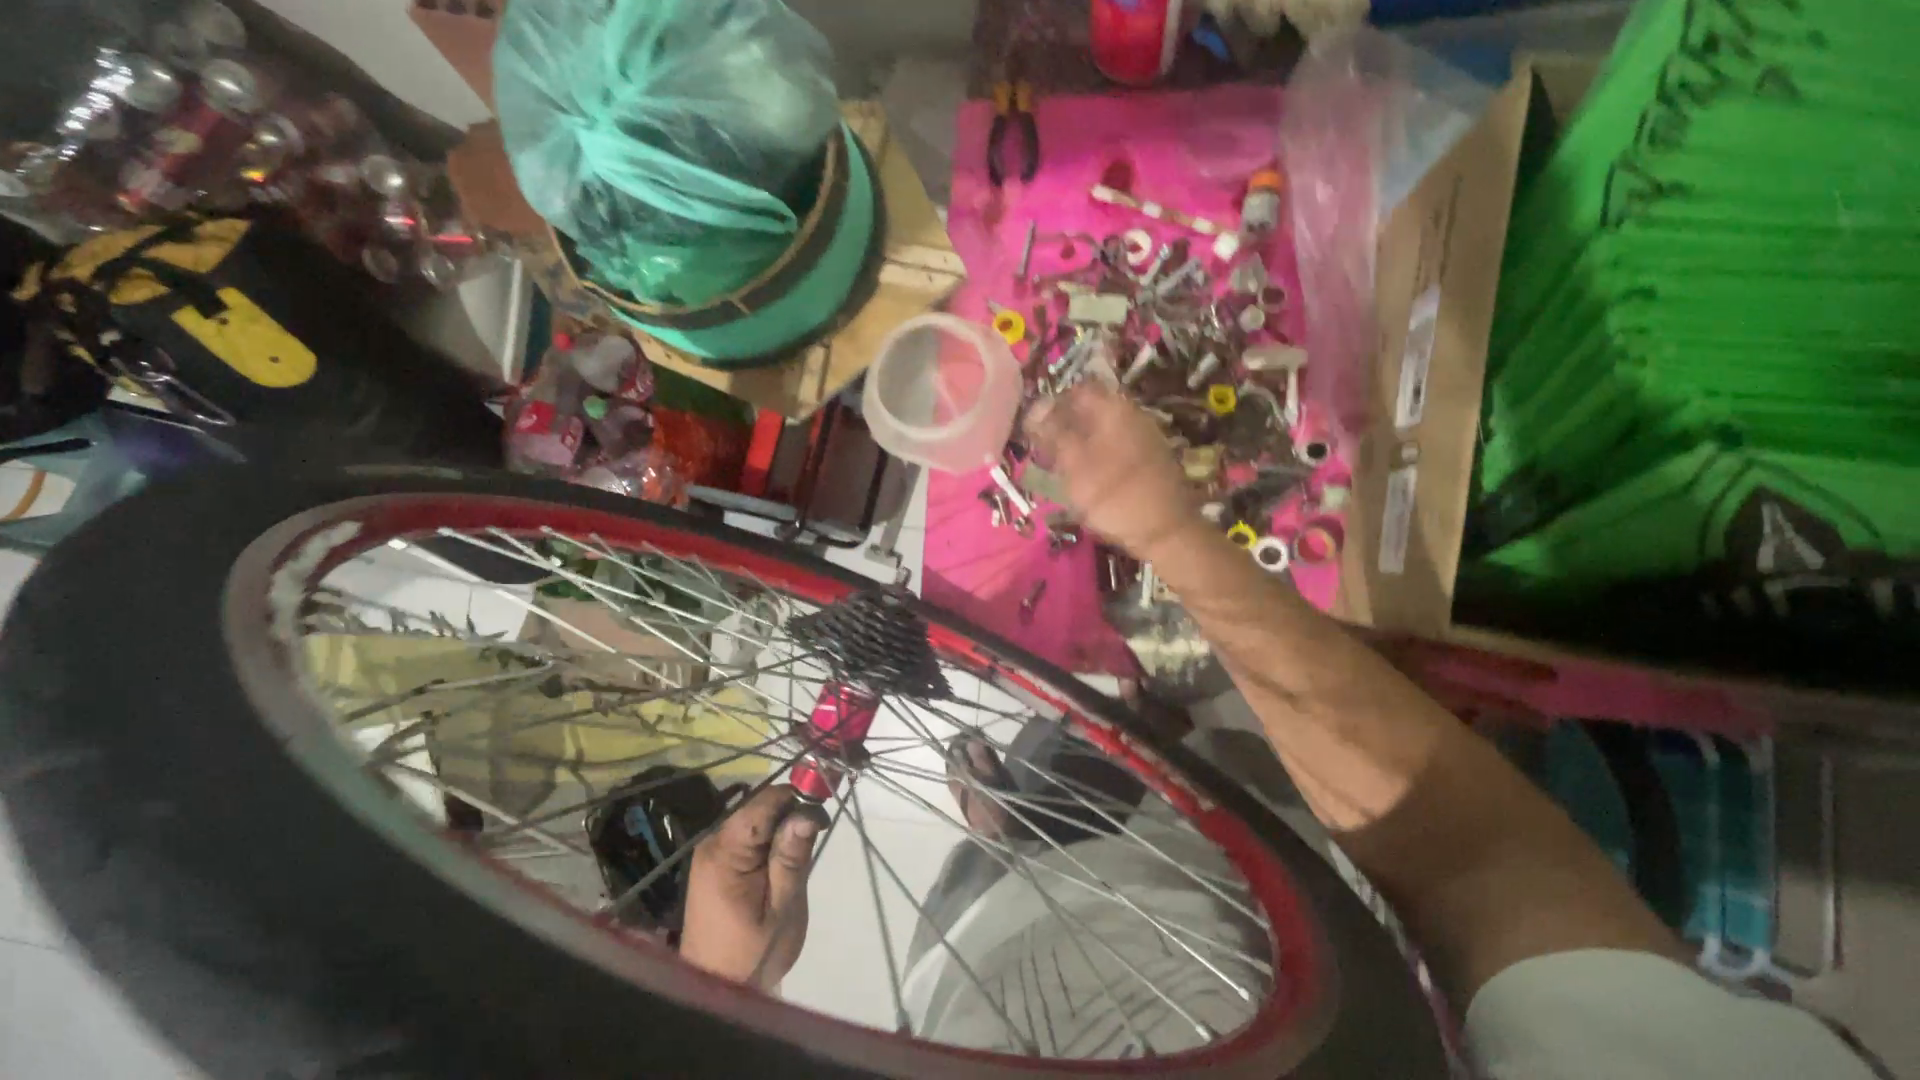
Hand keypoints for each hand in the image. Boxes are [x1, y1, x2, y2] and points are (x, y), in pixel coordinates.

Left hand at [678, 785, 821, 988]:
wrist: (715, 990)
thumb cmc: (752, 954)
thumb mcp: (782, 908)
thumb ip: (792, 857)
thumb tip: (807, 811)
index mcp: (725, 851)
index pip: (763, 802)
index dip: (796, 798)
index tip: (822, 817)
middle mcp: (713, 842)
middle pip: (759, 807)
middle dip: (790, 814)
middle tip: (814, 841)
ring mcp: (712, 851)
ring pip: (755, 820)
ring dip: (781, 828)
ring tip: (801, 855)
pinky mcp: (716, 863)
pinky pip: (748, 836)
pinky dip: (769, 841)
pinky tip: (781, 863)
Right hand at [1024, 383, 1204, 556]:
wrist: (1166, 531)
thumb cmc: (1115, 496)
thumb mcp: (1075, 465)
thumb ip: (1054, 433)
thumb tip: (1035, 408)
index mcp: (1113, 409)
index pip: (1076, 390)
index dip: (1053, 405)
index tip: (1035, 429)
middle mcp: (1132, 414)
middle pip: (1091, 409)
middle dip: (1066, 426)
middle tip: (1046, 452)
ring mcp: (1144, 436)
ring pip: (1103, 429)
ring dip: (1081, 443)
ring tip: (1062, 469)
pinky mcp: (1150, 458)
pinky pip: (1116, 447)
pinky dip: (1098, 457)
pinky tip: (1088, 478)